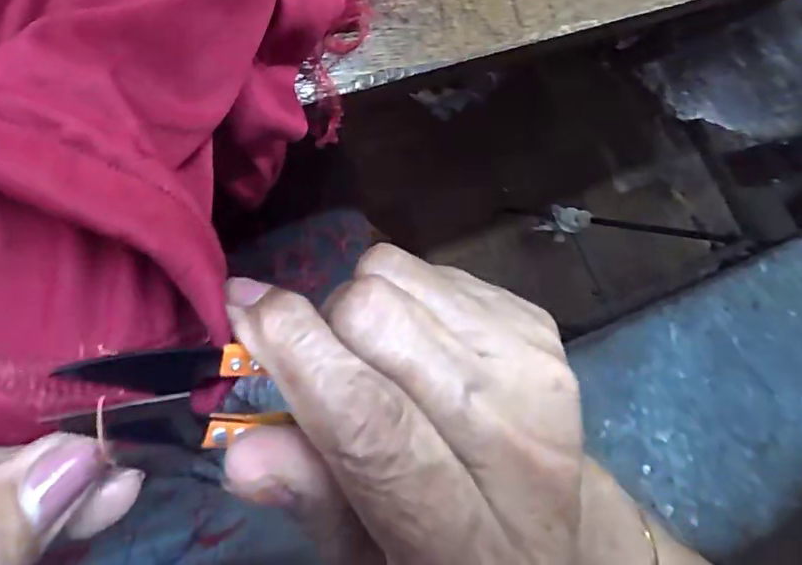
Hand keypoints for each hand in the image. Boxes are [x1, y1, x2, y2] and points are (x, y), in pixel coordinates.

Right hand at [219, 244, 682, 564]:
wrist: (561, 523)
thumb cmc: (444, 546)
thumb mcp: (368, 554)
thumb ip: (312, 498)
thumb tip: (242, 448)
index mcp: (465, 533)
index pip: (372, 425)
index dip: (298, 355)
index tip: (241, 308)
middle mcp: (514, 436)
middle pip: (378, 317)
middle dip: (327, 322)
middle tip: (328, 356)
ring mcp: (533, 364)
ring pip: (397, 271)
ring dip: (365, 300)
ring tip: (380, 351)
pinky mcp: (537, 320)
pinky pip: (431, 265)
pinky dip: (406, 291)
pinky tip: (423, 339)